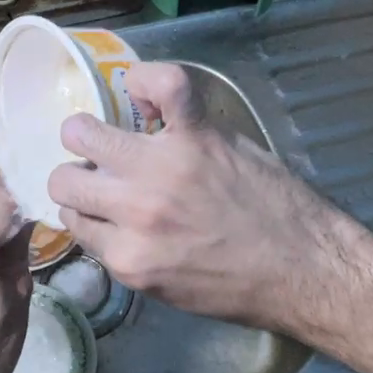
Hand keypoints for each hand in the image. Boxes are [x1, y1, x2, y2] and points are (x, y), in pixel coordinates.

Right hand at [46, 62, 372, 340]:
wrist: (307, 272)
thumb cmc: (242, 288)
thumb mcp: (167, 290)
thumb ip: (128, 254)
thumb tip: (108, 224)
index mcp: (127, 256)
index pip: (72, 220)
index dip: (85, 210)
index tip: (102, 205)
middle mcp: (134, 212)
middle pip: (65, 179)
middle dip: (80, 176)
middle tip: (107, 173)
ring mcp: (164, 168)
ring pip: (84, 132)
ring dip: (92, 133)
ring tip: (119, 136)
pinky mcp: (201, 137)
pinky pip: (164, 86)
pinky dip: (148, 81)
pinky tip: (146, 93)